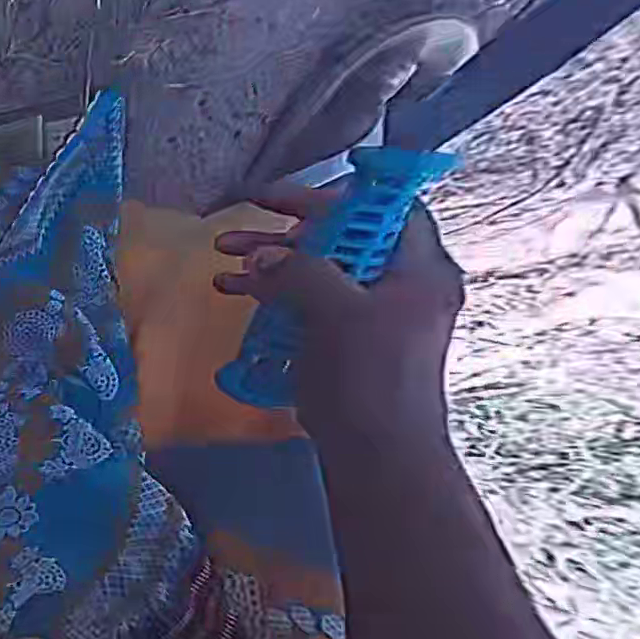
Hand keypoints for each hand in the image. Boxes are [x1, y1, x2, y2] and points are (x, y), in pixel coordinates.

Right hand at [211, 183, 463, 445]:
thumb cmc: (368, 375)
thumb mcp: (337, 315)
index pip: (384, 212)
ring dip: (268, 261)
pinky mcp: (338, 333)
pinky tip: (234, 290)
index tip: (279, 197)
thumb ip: (301, 275)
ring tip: (223, 258)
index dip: (336, 198)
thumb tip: (262, 254)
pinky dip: (268, 290)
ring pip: (313, 268)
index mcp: (416, 270)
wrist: (374, 441)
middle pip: (340, 239)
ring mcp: (365, 310)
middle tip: (234, 234)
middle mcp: (395, 283)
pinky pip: (302, 298)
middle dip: (285, 232)